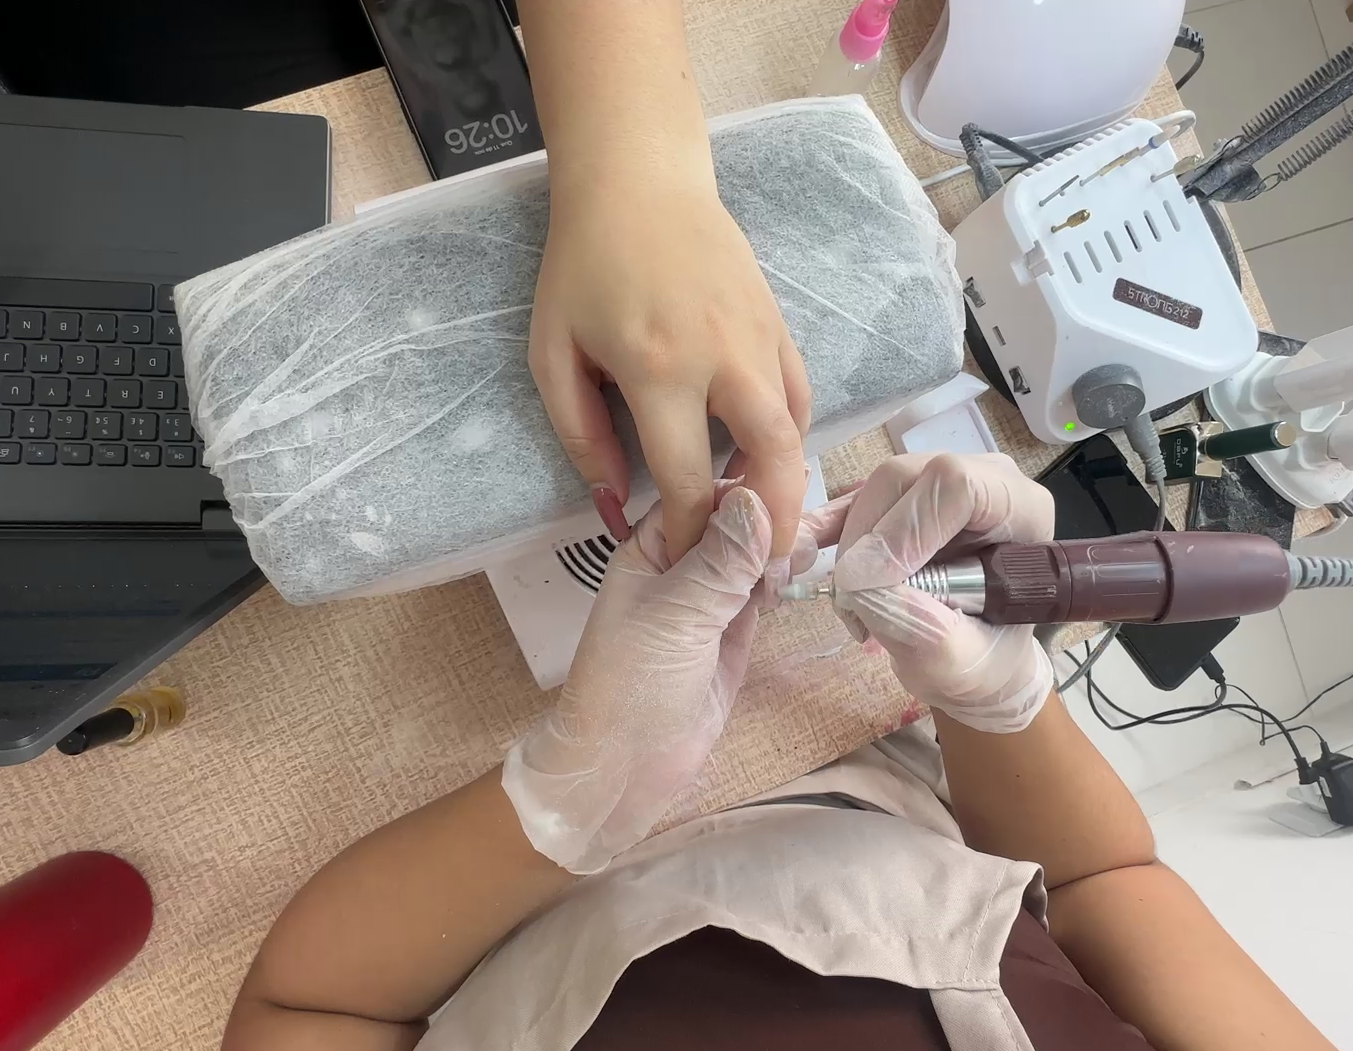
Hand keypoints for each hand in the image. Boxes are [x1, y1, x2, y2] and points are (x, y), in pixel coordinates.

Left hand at [503, 484, 787, 872]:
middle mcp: (682, 562)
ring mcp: (711, 595)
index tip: (793, 481)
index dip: (748, 485)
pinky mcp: (735, 627)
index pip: (705, 495)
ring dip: (787, 542)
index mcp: (652, 545)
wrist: (628, 765)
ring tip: (829, 528)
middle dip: (775, 512)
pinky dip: (786, 574)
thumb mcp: (676, 615)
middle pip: (736, 522)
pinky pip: (764, 589)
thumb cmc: (634, 682)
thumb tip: (758, 499)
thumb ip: (719, 562)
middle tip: (823, 508)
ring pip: (755, 554)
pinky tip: (813, 558)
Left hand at [529, 179, 808, 561]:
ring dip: (790, 484)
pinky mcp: (778, 323)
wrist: (639, 182)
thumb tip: (614, 501)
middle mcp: (723, 359)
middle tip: (763, 566)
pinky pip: (800, 394)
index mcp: (659, 370)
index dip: (692, 535)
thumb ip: (579, 433)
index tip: (690, 567)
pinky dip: (793, 436)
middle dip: (770, 524)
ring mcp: (761, 338)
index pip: (688, 478)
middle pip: (771, 460)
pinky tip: (774, 456)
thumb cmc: (584, 266)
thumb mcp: (552, 352)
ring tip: (771, 523)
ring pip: (797, 430)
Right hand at [831, 454, 1057, 733]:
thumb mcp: (959, 665)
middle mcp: (981, 477)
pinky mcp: (898, 494)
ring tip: (852, 607)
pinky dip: (822, 530)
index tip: (866, 584)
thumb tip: (859, 581)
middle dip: (864, 541)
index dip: (903, 529)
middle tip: (853, 603)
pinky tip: (804, 554)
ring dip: (845, 547)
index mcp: (1020, 510)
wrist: (971, 658)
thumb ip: (921, 628)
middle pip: (902, 478)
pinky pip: (849, 500)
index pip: (955, 486)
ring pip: (871, 489)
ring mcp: (937, 480)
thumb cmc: (982, 664)